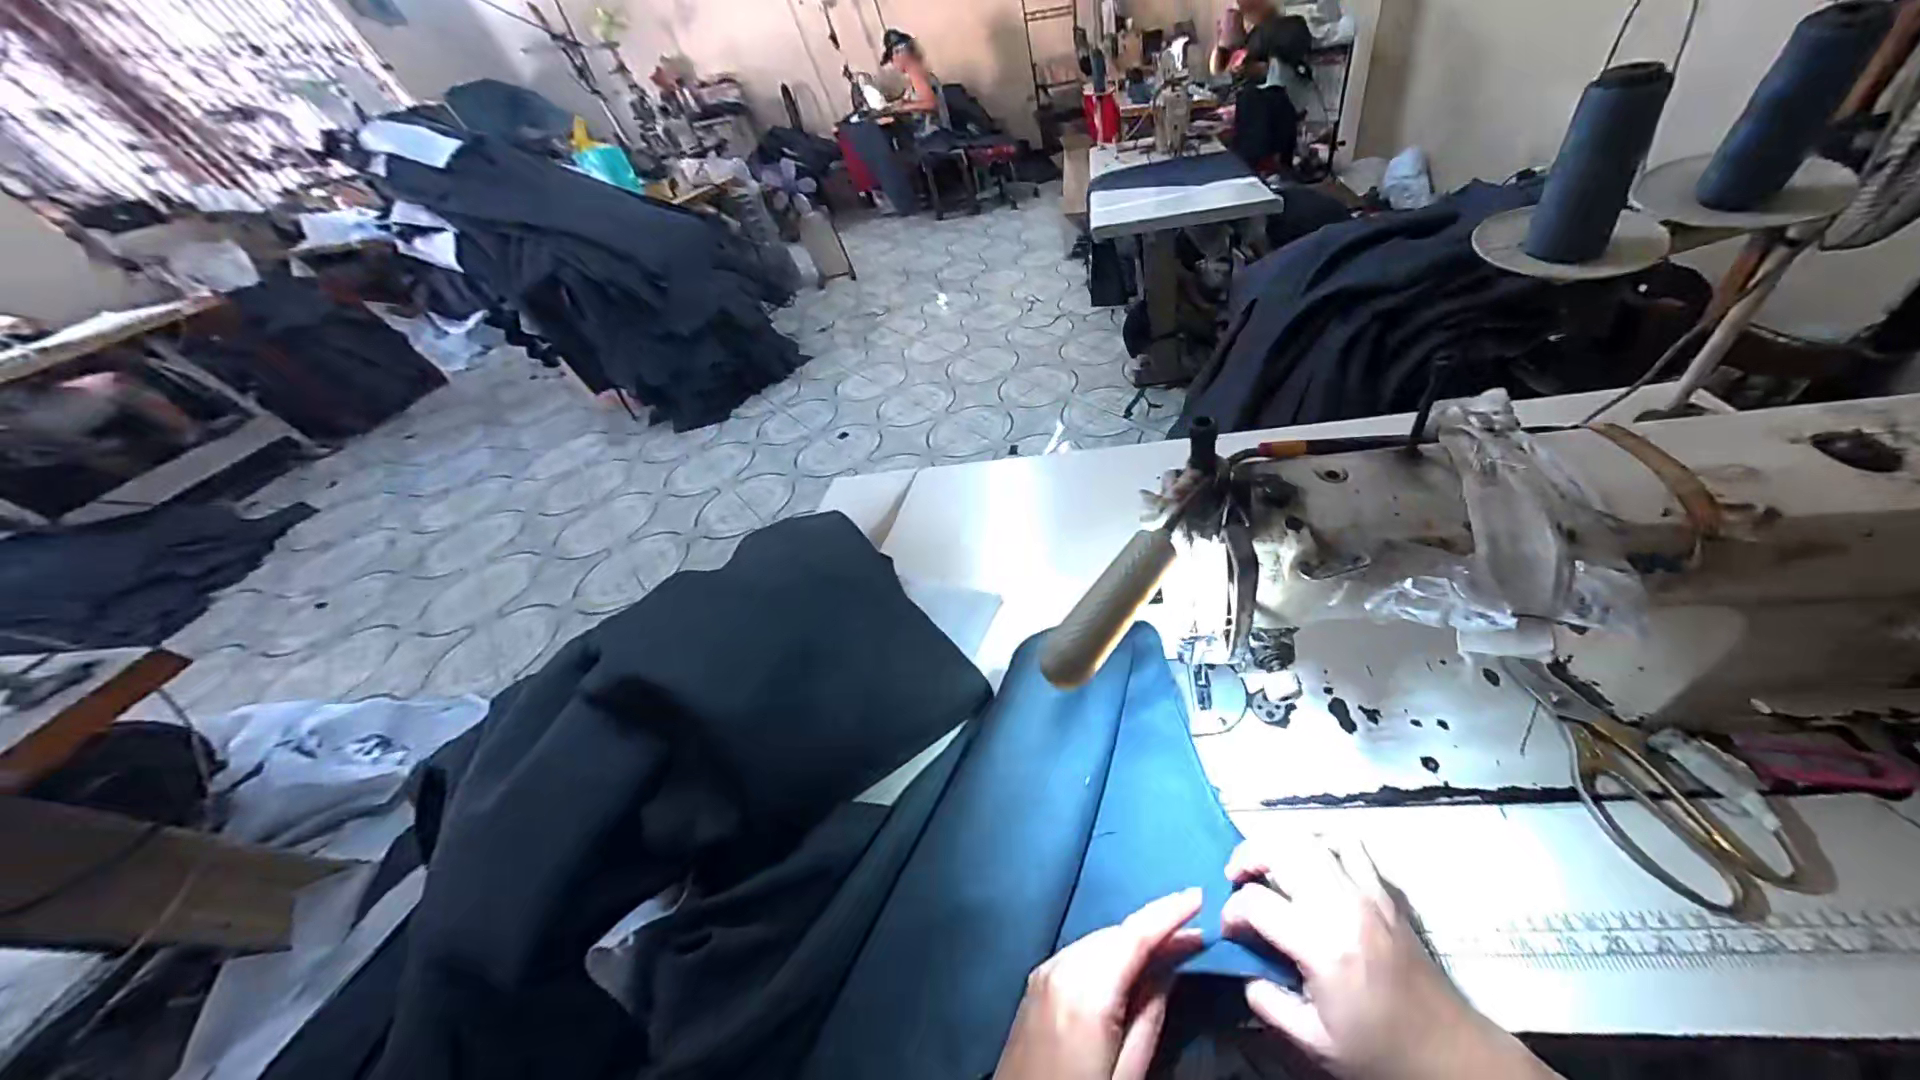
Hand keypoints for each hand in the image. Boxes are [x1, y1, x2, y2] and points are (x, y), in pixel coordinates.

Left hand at [994, 889, 1205, 1079]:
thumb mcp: (1127, 1073)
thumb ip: (1149, 1014)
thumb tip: (1167, 967)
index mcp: (1087, 990)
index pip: (1134, 936)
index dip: (1168, 913)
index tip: (1199, 896)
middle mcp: (1062, 967)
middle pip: (1116, 934)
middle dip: (1154, 928)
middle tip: (1194, 936)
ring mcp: (1044, 972)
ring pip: (1098, 940)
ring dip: (1132, 939)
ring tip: (1169, 948)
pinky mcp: (1036, 983)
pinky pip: (1081, 954)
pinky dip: (1108, 952)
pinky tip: (1128, 964)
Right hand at [1221, 837, 1557, 1079]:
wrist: (1453, 1054)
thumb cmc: (1381, 1051)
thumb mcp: (1315, 1043)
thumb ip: (1268, 1001)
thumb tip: (1244, 969)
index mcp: (1322, 947)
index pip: (1255, 903)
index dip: (1231, 912)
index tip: (1229, 929)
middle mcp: (1342, 907)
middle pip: (1279, 850)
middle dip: (1246, 858)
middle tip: (1235, 877)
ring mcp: (1367, 893)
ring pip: (1309, 838)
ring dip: (1277, 845)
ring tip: (1266, 865)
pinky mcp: (1385, 892)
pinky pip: (1347, 844)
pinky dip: (1320, 843)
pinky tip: (1310, 864)